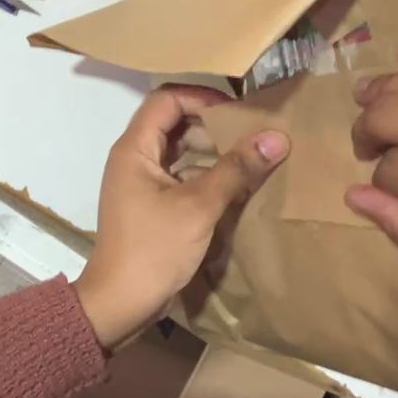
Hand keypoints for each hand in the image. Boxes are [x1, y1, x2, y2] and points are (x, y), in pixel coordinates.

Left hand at [74, 86, 288, 350]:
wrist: (121, 300)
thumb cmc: (153, 248)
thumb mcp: (198, 207)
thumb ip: (235, 170)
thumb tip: (276, 137)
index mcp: (134, 148)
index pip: (165, 100)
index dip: (201, 97)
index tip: (241, 108)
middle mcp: (133, 158)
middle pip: (173, 123)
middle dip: (213, 124)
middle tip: (255, 132)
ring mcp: (141, 182)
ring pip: (179, 151)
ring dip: (213, 151)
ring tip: (255, 156)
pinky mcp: (151, 204)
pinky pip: (180, 176)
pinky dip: (206, 175)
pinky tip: (238, 185)